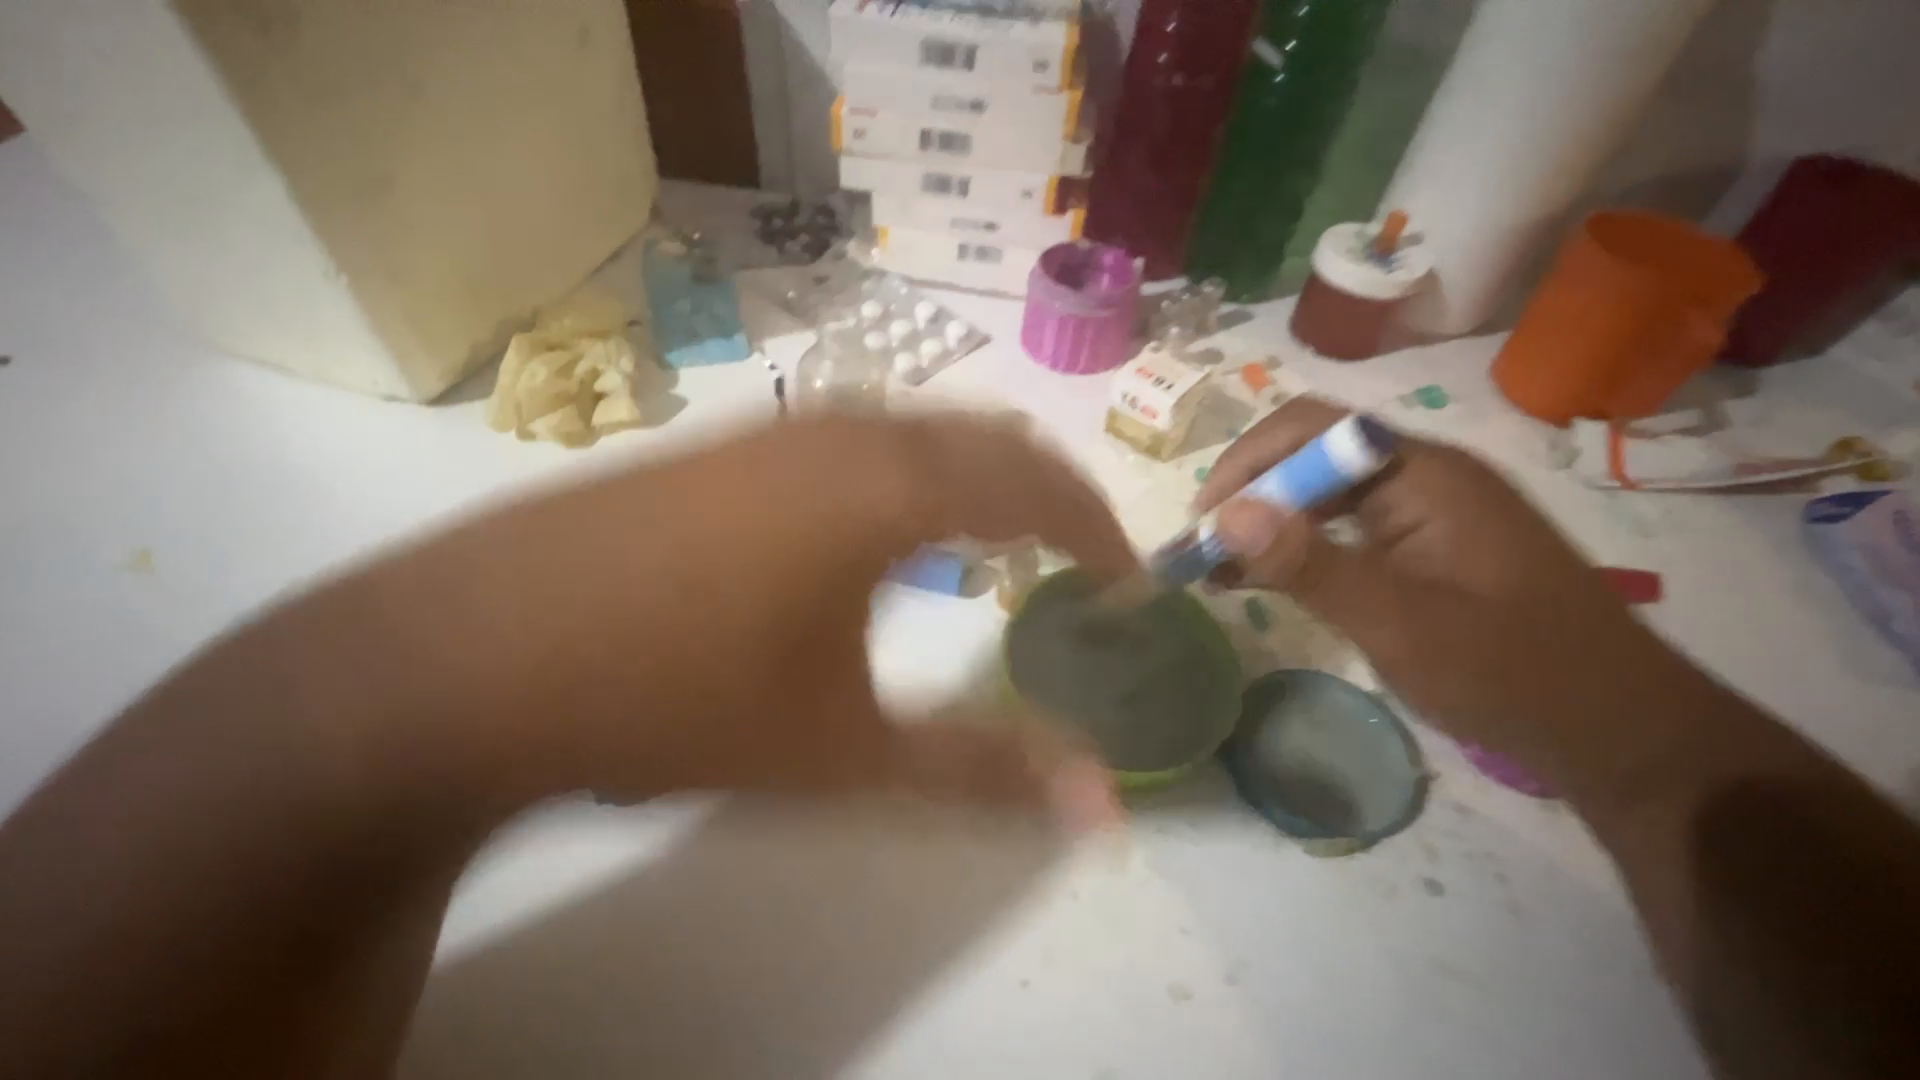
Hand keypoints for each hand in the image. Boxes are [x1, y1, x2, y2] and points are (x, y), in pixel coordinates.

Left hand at [346, 413, 1134, 827]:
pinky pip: (850, 442)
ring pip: (914, 432)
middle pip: (984, 440)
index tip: (1129, 584)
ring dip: (974, 479)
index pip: (1038, 488)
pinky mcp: (717, 449)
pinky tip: (878, 537)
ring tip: (997, 545)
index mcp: (890, 489)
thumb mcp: (842, 752)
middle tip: (1079, 559)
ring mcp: (770, 432)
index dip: (1099, 535)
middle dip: (1049, 494)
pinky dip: (905, 476)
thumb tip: (1103, 812)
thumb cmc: (676, 702)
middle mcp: (839, 435)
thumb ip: (981, 772)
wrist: (464, 660)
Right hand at [1199, 398, 1715, 797]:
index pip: (1313, 428)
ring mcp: (1433, 511)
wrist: (1619, 729)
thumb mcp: (1400, 624)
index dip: (1246, 463)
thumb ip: (1311, 566)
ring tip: (1225, 570)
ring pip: (1330, 492)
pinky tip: (1276, 580)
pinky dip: (1305, 547)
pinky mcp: (1434, 547)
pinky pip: (1353, 527)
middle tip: (1206, 552)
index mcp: (1425, 474)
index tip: (1203, 523)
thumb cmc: (1512, 673)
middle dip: (1251, 494)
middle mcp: (1427, 475)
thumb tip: (1224, 515)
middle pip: (1316, 454)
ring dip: (1273, 522)